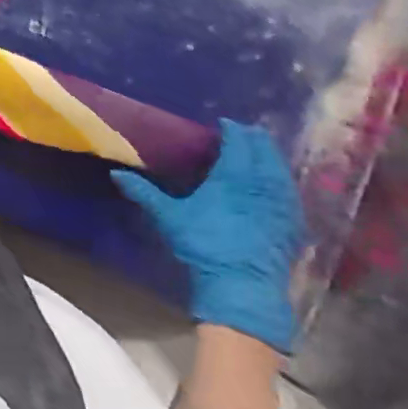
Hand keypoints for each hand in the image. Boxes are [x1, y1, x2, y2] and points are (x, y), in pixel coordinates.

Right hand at [112, 120, 304, 352]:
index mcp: (232, 178)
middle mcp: (261, 186)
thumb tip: (116, 173)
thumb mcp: (168, 217)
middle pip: (264, 154)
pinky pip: (289, 193)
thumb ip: (144, 193)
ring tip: (262, 152)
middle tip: (245, 132)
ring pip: (280, 172)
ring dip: (272, 158)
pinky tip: (278, 185)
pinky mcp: (291, 225)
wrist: (241, 285)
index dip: (232, 131)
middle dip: (255, 140)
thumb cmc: (202, 244)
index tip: (224, 123)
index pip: (238, 145)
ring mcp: (280, 205)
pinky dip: (282, 181)